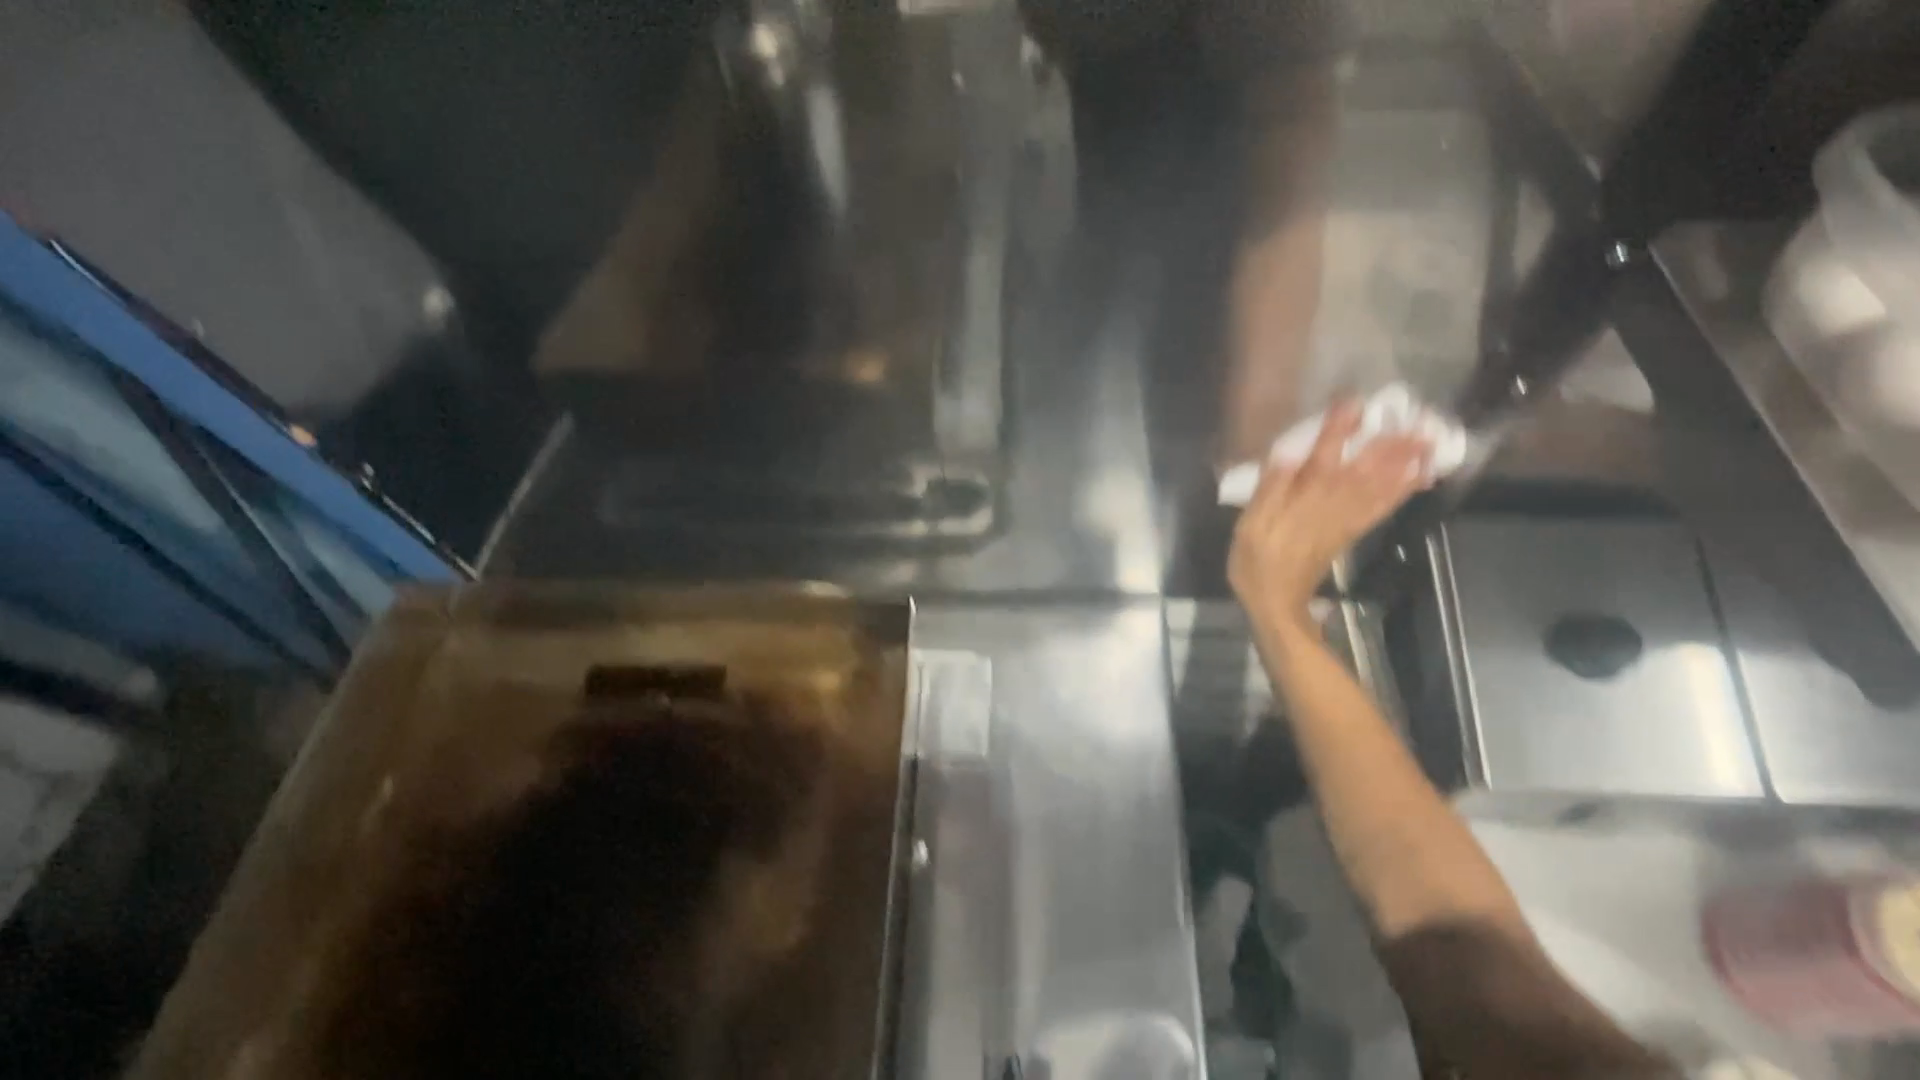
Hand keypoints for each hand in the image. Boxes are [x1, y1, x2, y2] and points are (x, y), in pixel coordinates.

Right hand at [1228, 401, 1430, 627]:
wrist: (1277, 603)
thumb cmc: (1256, 562)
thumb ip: (1269, 488)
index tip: (1354, 401)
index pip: (1324, 455)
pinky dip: (1403, 491)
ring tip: (1430, 441)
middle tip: (1418, 418)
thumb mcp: (1250, 525)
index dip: (1339, 428)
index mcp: (1304, 499)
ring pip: (1381, 486)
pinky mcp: (1352, 531)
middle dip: (1390, 443)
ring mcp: (1346, 519)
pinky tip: (1419, 477)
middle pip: (1365, 468)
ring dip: (1407, 463)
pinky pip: (1383, 507)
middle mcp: (1331, 504)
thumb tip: (1287, 453)